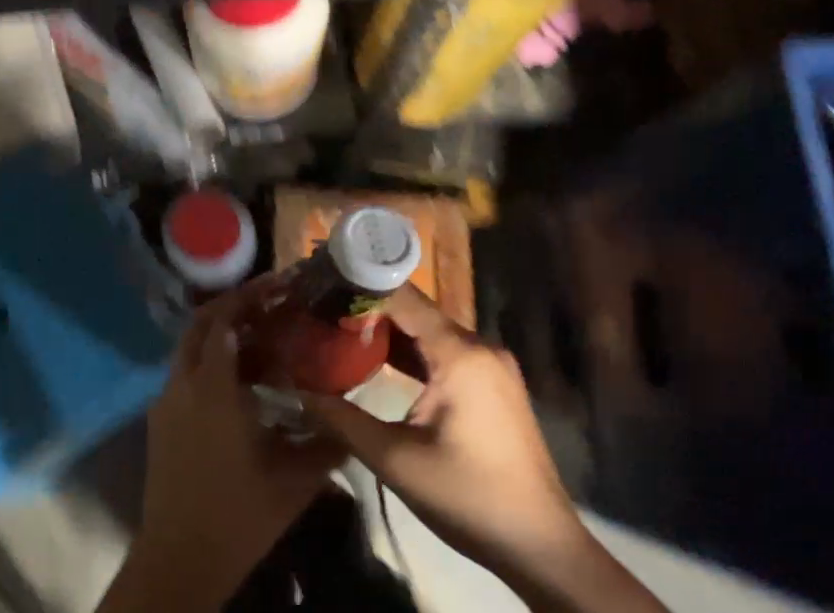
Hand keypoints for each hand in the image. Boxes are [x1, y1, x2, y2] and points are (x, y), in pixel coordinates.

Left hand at [101, 283, 342, 612]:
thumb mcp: (295, 479)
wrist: (180, 554)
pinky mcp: (160, 420)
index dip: (249, 297)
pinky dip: (209, 364)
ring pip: (188, 350)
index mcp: (211, 388)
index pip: (223, 322)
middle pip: (198, 326)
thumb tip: (349, 415)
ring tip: (263, 341)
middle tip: (271, 304)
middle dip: (232, 307)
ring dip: (220, 337)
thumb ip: (326, 441)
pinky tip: (241, 384)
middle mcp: (181, 384)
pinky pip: (185, 375)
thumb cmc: (240, 514)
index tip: (279, 285)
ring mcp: (165, 402)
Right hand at [299, 286, 666, 612]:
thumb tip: (293, 392)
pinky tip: (373, 360)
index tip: (314, 286)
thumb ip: (340, 418)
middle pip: (413, 311)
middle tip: (315, 310)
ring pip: (426, 332)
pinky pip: (442, 354)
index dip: (356, 287)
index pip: (400, 297)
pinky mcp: (492, 387)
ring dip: (384, 332)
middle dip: (364, 309)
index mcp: (460, 354)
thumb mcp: (393, 458)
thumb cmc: (468, 495)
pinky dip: (407, 352)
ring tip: (333, 330)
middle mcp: (480, 348)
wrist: (541, 548)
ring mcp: (491, 368)